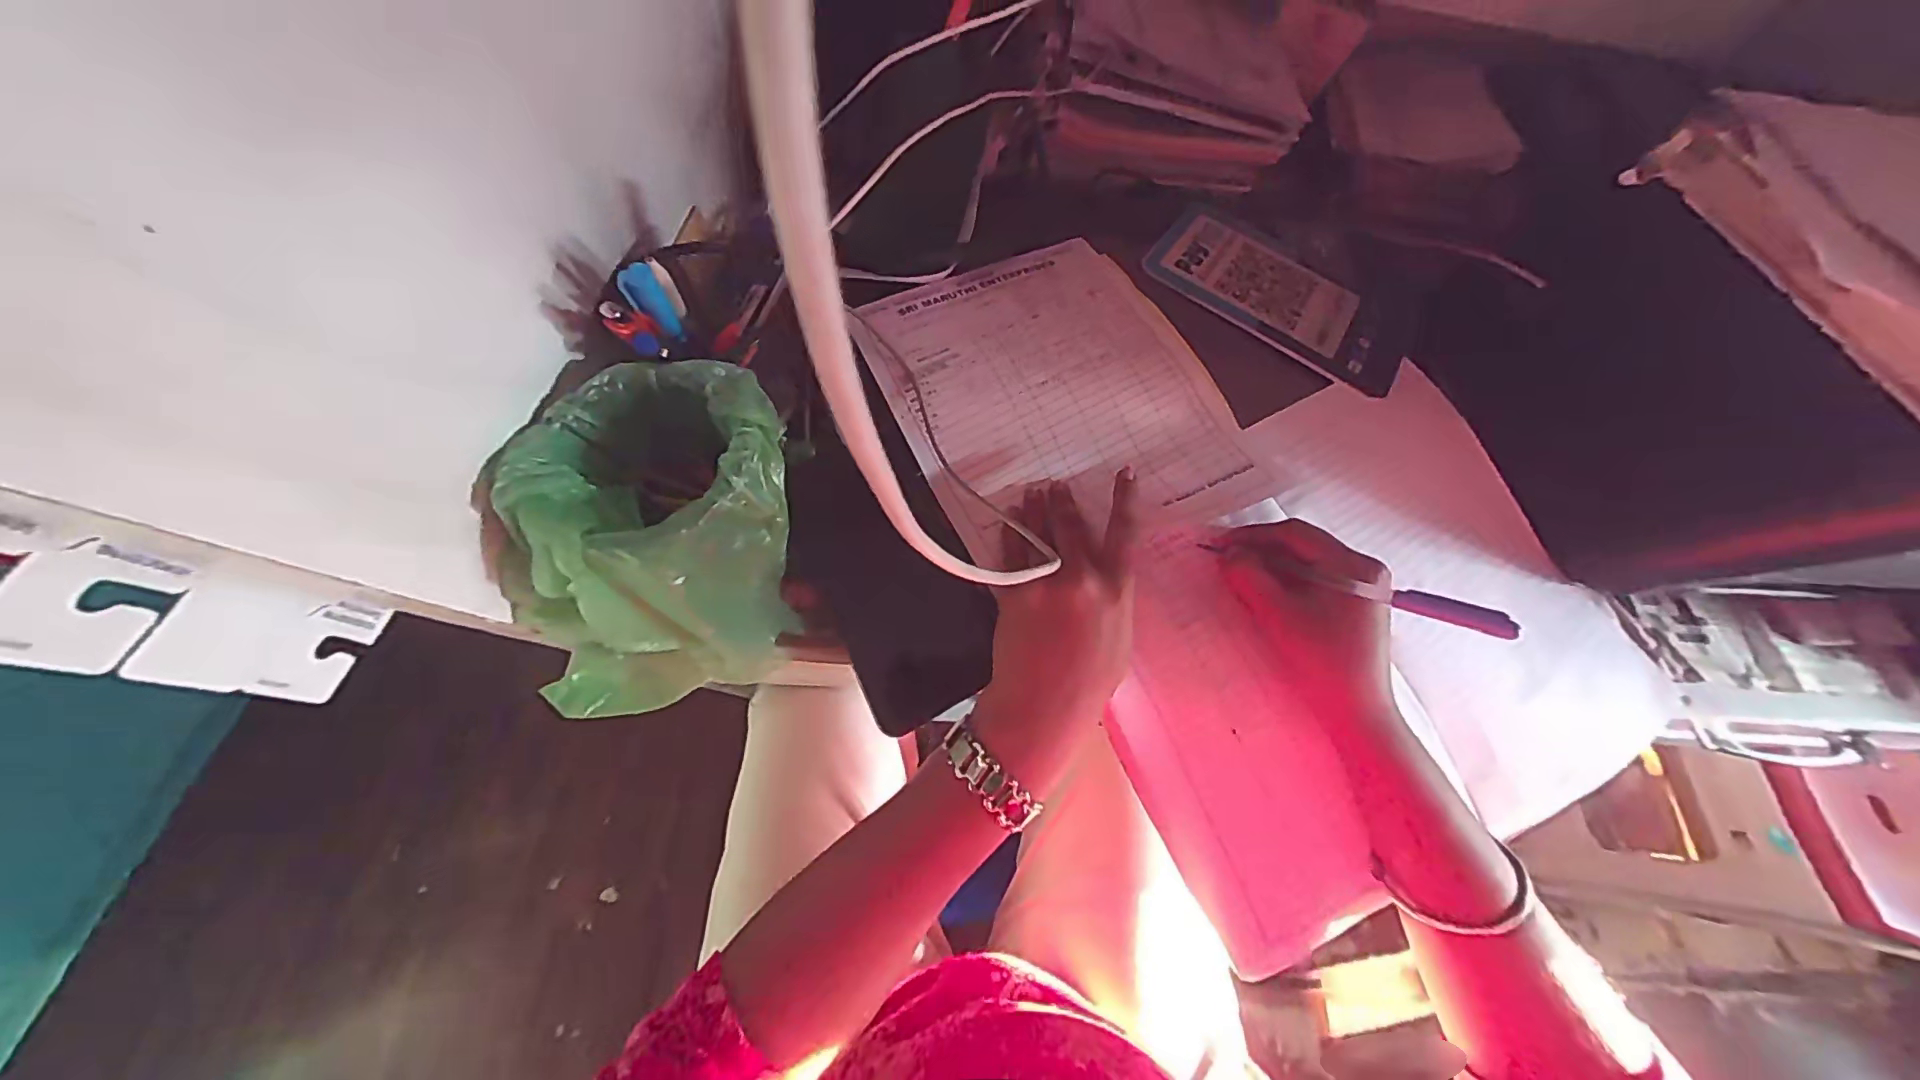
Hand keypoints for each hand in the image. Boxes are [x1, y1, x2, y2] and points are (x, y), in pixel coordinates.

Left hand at [977, 471, 1139, 758]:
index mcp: (1115, 591)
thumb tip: (1108, 581)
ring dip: (1032, 510)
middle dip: (1062, 501)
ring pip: (1038, 535)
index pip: (1124, 533)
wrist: (1046, 706)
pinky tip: (1006, 523)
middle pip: (1071, 527)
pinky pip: (1008, 558)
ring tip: (1029, 494)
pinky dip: (1007, 537)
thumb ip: (1115, 603)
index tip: (1124, 473)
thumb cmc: (1090, 682)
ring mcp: (1045, 586)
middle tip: (1055, 486)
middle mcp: (1082, 581)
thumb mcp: (1119, 640)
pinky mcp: (1014, 596)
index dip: (1125, 498)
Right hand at [1217, 520, 1394, 720]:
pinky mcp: (1352, 607)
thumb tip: (1229, 553)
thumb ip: (1250, 577)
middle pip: (1302, 547)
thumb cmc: (1322, 663)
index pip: (1295, 534)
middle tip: (1226, 559)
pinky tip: (1261, 593)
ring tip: (1239, 576)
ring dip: (1270, 567)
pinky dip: (1283, 583)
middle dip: (1261, 550)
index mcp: (1354, 566)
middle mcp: (1363, 570)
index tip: (1223, 544)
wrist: (1354, 711)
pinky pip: (1312, 582)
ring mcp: (1360, 589)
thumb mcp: (1278, 614)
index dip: (1253, 535)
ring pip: (1305, 564)